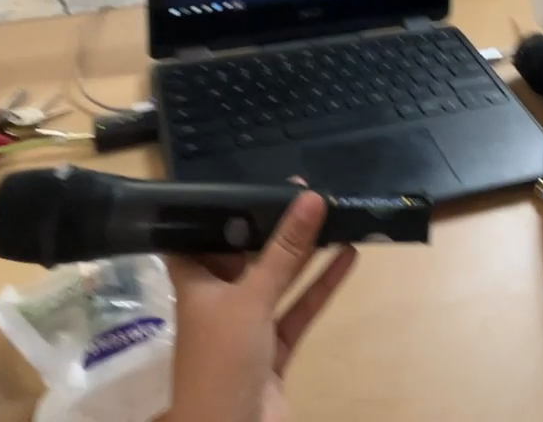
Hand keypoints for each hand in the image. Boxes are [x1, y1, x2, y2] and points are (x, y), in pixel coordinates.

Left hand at [161, 191, 358, 421]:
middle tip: (302, 188)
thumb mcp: (251, 297)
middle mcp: (219, 298)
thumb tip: (311, 196)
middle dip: (273, 226)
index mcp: (196, 282)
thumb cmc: (223, 359)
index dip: (215, 212)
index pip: (197, 237)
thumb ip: (285, 249)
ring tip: (331, 213)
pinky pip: (298, 308)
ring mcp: (248, 326)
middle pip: (246, 253)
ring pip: (277, 279)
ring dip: (303, 252)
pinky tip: (347, 257)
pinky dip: (320, 285)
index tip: (240, 183)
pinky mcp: (275, 350)